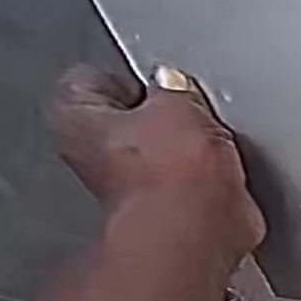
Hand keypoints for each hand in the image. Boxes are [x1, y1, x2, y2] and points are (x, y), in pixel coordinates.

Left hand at [47, 64, 265, 256]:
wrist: (201, 224)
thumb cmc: (172, 172)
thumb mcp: (178, 106)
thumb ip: (173, 87)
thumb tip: (175, 83)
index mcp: (74, 117)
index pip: (96, 78)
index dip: (138, 76)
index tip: (168, 81)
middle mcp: (93, 149)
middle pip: (137, 114)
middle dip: (171, 114)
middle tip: (196, 116)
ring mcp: (132, 178)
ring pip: (169, 145)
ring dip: (197, 145)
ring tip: (215, 146)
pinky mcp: (172, 199)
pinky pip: (196, 172)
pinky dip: (212, 170)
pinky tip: (225, 170)